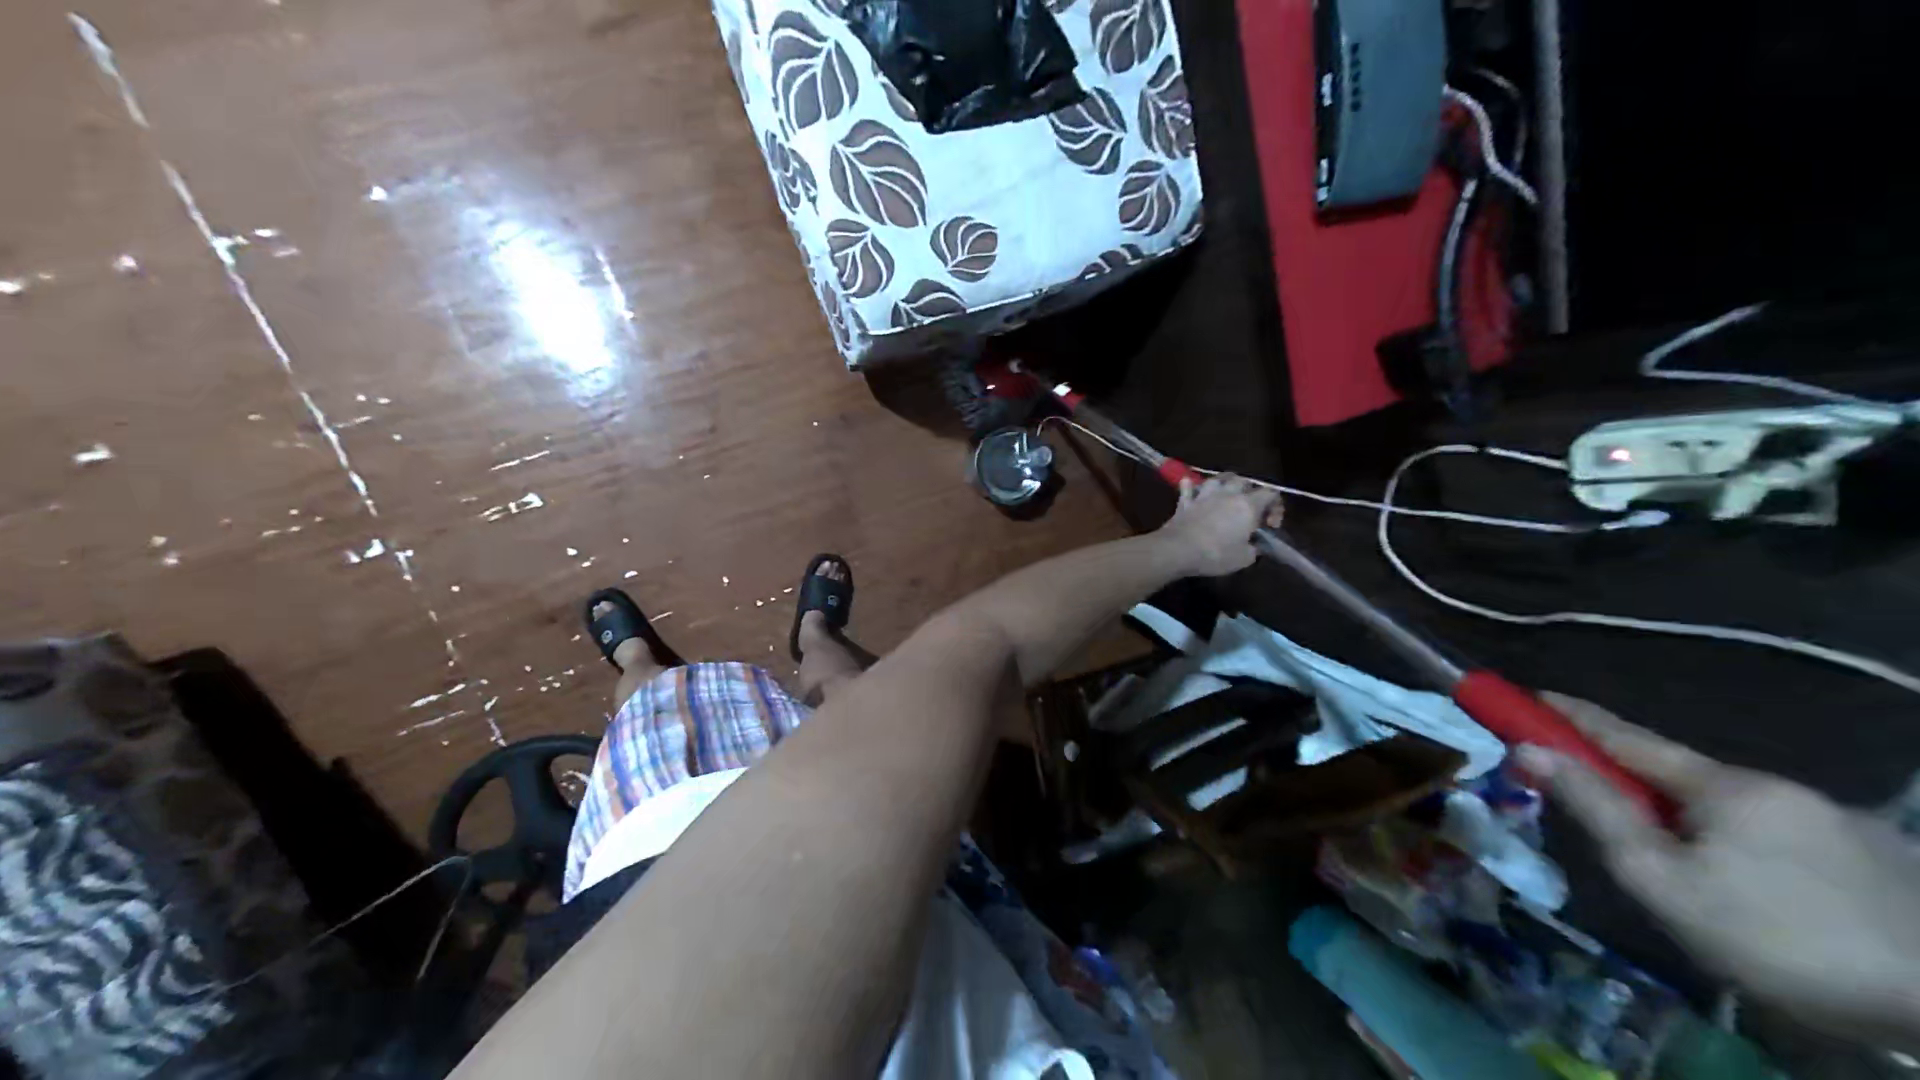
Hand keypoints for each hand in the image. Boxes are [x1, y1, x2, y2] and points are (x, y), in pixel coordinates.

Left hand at [1156, 475, 1280, 576]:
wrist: (1178, 550)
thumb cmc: (1216, 554)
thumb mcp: (1245, 558)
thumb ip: (1254, 548)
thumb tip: (1253, 544)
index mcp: (1248, 505)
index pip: (1271, 493)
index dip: (1276, 507)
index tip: (1270, 525)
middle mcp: (1227, 494)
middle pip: (1245, 481)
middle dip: (1251, 492)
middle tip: (1250, 510)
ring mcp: (1204, 495)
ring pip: (1218, 478)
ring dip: (1225, 484)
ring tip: (1226, 495)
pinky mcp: (1185, 501)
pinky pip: (1189, 488)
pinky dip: (1192, 488)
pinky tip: (1193, 491)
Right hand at [1518, 695, 1919, 1049]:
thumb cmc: (1778, 939)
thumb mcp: (1661, 879)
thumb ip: (1596, 809)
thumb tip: (1529, 751)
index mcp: (1723, 785)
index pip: (1622, 735)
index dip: (1567, 714)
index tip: (1521, 693)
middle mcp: (1776, 786)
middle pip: (1676, 773)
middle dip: (1627, 779)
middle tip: (1591, 806)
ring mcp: (1834, 820)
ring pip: (1727, 807)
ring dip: (1684, 817)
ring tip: (1679, 869)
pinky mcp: (1874, 859)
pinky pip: (1771, 832)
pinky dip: (1735, 841)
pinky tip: (1750, 888)